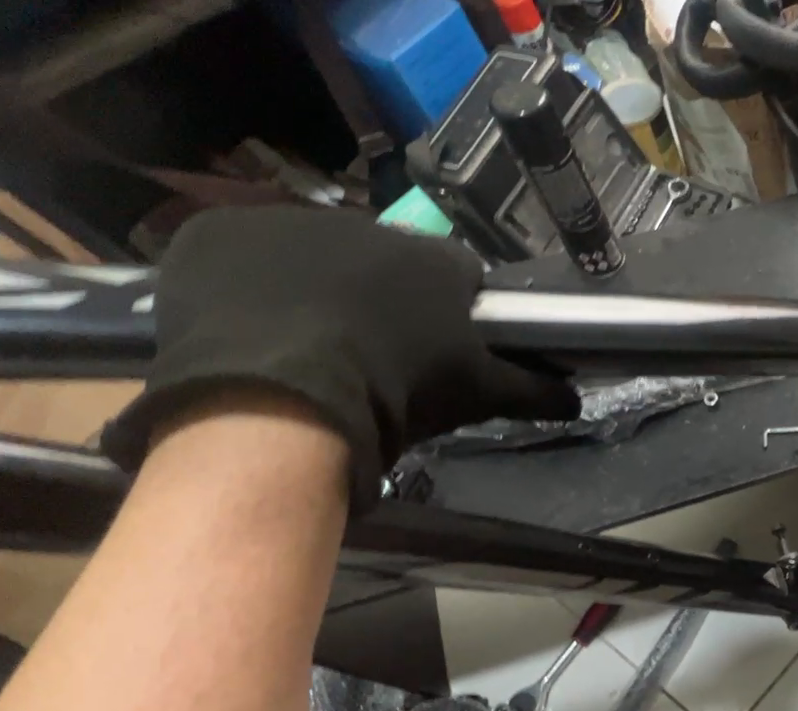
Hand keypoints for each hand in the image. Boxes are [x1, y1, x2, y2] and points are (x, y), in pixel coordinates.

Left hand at [101, 207, 579, 510]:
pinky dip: (254, 285)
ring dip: (320, 288)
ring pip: (317, 255)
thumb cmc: (398, 394)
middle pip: (388, 262)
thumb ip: (530, 391)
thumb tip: (579, 401)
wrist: (280, 400)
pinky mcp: (219, 233)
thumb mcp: (474, 397)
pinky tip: (253, 328)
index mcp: (438, 263)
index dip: (457, 309)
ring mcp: (289, 223)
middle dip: (386, 296)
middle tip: (375, 353)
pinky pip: (247, 255)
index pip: (462, 274)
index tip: (443, 346)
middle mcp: (371, 227)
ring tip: (308, 345)